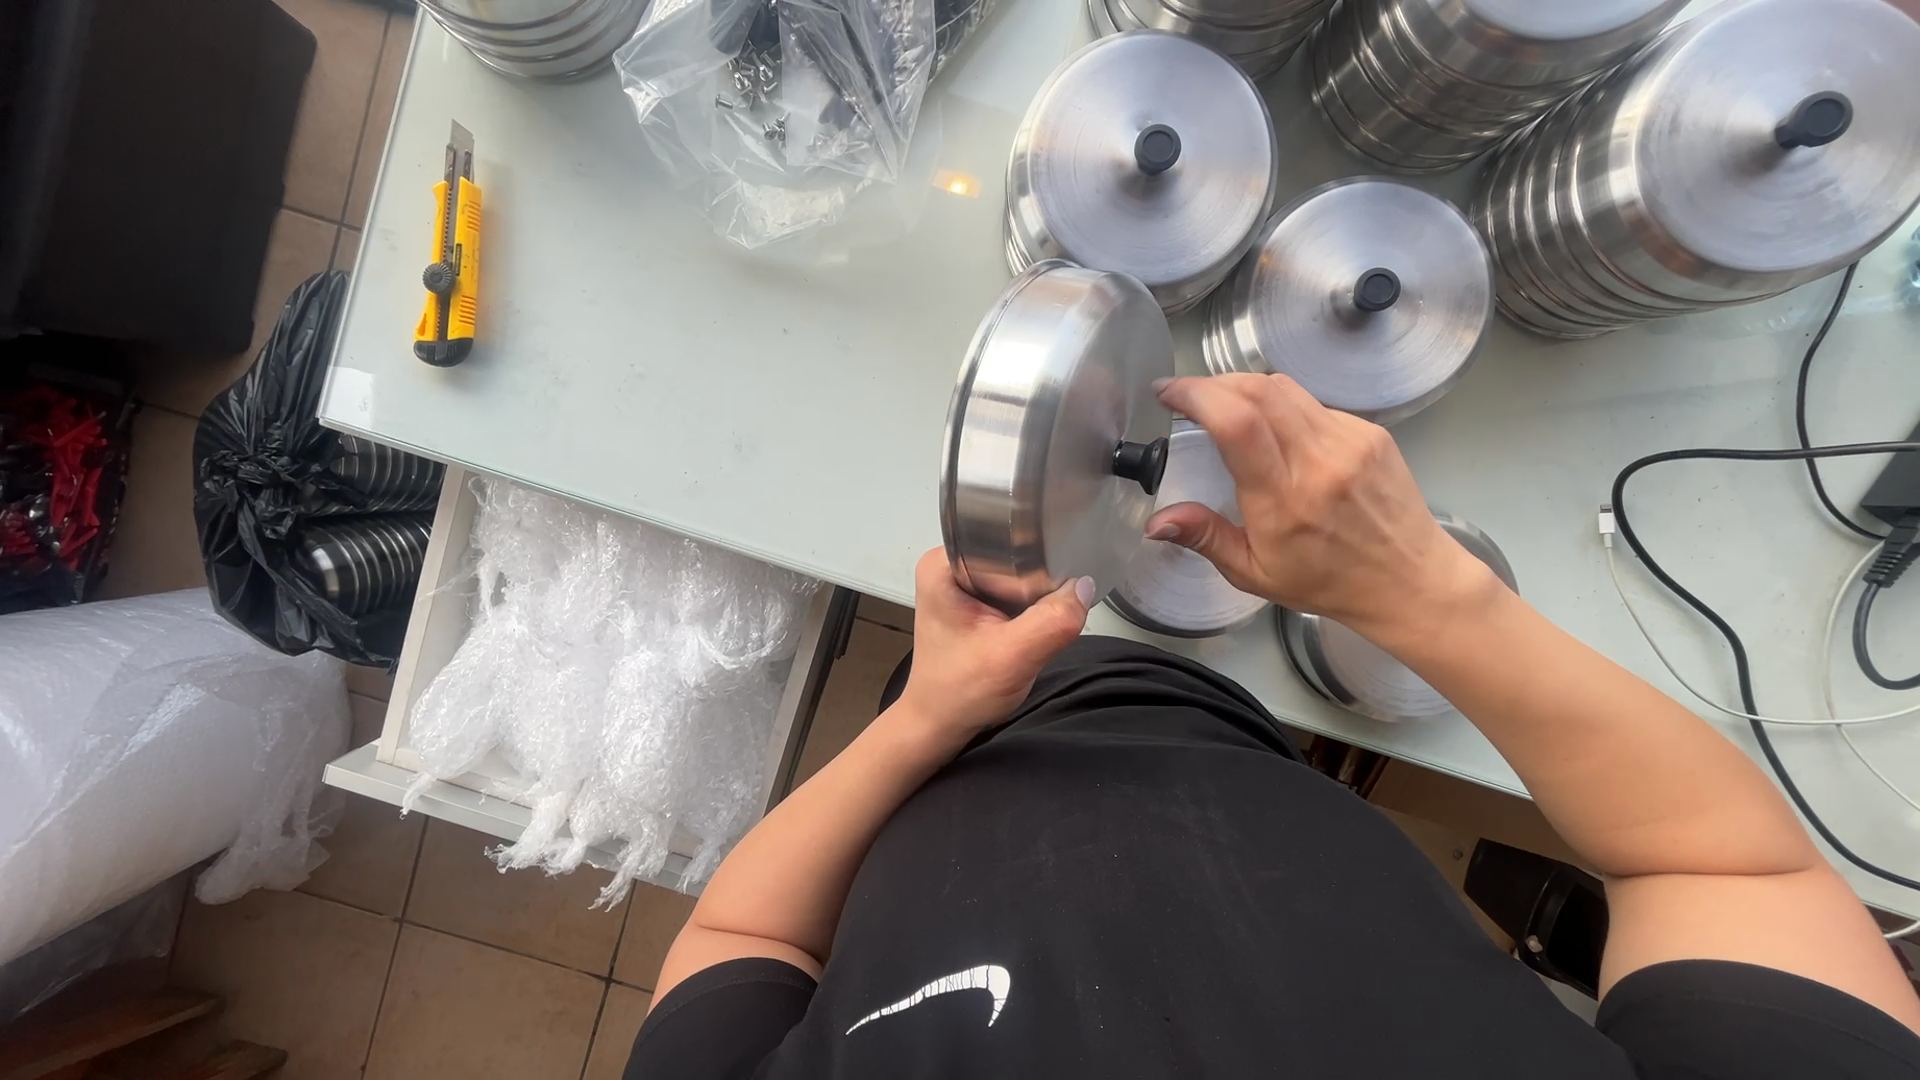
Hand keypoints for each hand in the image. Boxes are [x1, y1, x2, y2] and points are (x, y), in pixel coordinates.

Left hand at [896, 548, 1090, 736]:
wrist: (941, 723)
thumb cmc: (960, 692)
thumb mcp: (1011, 658)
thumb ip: (1051, 623)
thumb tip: (1085, 587)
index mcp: (943, 563)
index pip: (1006, 541)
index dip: (1038, 563)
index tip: (1059, 586)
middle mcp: (949, 564)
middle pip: (1015, 554)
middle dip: (1040, 581)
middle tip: (1055, 608)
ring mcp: (962, 582)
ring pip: (1020, 573)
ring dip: (1038, 595)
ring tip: (1047, 616)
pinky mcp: (976, 601)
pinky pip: (1017, 590)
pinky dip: (1033, 606)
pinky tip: (1038, 622)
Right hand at [1147, 374, 1500, 642]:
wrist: (1408, 580)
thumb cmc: (1326, 582)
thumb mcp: (1253, 571)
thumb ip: (1205, 538)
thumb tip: (1157, 522)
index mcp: (1285, 499)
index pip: (1237, 423)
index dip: (1197, 395)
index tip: (1168, 393)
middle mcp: (1319, 460)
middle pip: (1258, 390)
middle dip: (1212, 383)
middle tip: (1186, 396)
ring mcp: (1349, 440)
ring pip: (1284, 387)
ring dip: (1242, 386)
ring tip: (1220, 403)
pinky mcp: (1369, 432)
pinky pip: (1311, 402)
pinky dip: (1278, 404)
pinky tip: (1269, 427)